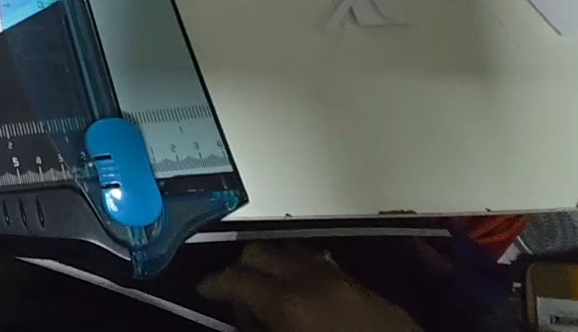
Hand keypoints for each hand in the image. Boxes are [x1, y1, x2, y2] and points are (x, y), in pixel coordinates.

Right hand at [198, 243, 419, 331]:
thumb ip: (262, 329)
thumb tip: (244, 317)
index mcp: (287, 303)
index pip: (234, 278)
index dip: (214, 284)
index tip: (204, 291)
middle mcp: (310, 280)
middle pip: (259, 252)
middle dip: (242, 268)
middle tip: (239, 293)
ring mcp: (344, 282)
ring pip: (293, 252)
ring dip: (276, 265)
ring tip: (273, 288)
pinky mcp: (373, 294)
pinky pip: (327, 268)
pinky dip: (307, 274)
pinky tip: (310, 295)